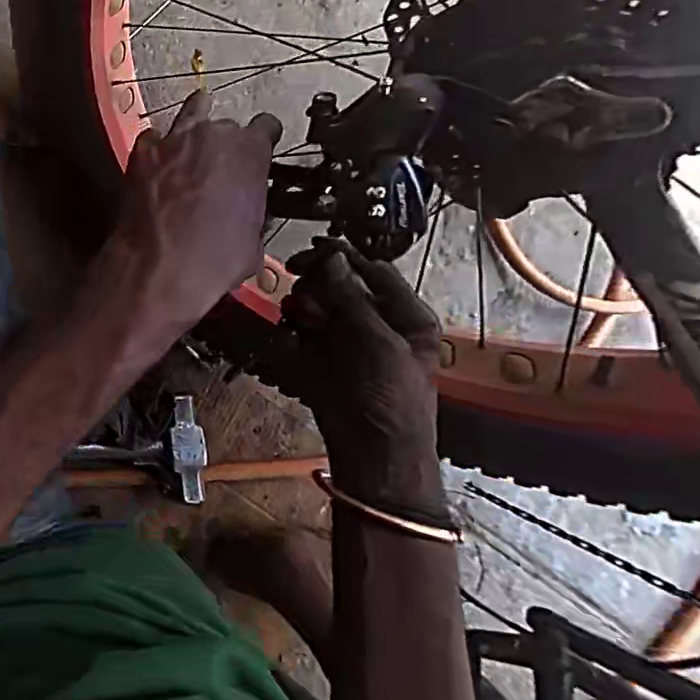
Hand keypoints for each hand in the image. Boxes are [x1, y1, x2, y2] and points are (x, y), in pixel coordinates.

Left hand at [91, 89, 280, 369]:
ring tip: (192, 145)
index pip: (265, 127)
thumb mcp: (253, 238)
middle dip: (223, 144)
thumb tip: (245, 213)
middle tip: (218, 168)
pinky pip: (152, 138)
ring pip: (189, 114)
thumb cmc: (212, 258)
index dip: (262, 140)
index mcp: (251, 151)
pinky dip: (156, 149)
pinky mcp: (141, 152)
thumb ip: (253, 208)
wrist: (160, 266)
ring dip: (193, 129)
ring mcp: (173, 139)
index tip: (257, 151)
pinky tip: (157, 165)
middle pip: (224, 125)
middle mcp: (213, 135)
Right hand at [279, 238, 446, 518]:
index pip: (373, 270)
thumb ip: (351, 298)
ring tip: (302, 314)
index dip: (344, 256)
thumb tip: (331, 257)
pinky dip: (296, 321)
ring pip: (319, 301)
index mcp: (405, 315)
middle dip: (319, 280)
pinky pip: (304, 323)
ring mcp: (347, 336)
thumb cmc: (390, 398)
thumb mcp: (377, 344)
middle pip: (341, 282)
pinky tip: (294, 326)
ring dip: (306, 301)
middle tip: (300, 279)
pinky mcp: (322, 352)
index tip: (312, 247)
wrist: (371, 452)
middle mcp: (376, 320)